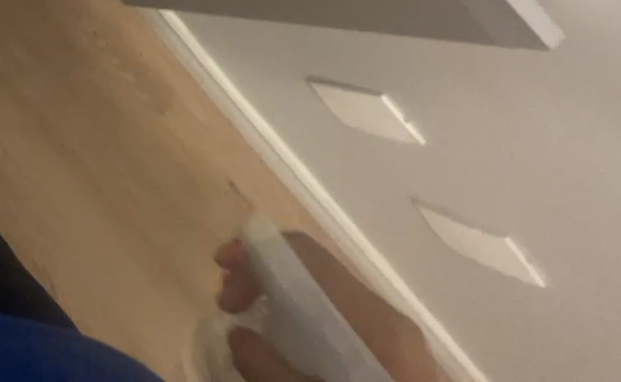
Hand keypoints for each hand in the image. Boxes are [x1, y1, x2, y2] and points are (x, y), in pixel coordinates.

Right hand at [215, 233, 447, 381]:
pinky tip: (288, 356)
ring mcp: (399, 346)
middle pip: (313, 272)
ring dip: (281, 304)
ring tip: (252, 331)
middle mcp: (388, 321)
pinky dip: (306, 327)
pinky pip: (343, 327)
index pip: (304, 254)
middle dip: (262, 279)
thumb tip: (238, 336)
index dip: (254, 251)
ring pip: (327, 300)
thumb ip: (266, 367)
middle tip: (229, 305)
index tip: (221, 271)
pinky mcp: (400, 370)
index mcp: (372, 320)